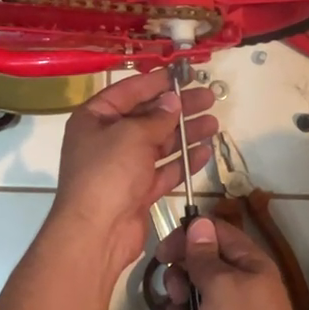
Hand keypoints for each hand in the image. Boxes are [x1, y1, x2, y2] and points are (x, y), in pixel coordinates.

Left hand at [50, 70, 216, 271]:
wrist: (96, 233)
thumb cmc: (108, 172)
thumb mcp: (132, 135)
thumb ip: (156, 117)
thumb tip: (172, 101)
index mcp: (94, 119)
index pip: (127, 92)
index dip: (155, 83)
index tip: (182, 76)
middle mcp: (106, 140)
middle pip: (146, 117)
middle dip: (178, 109)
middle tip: (208, 98)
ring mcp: (122, 168)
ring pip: (158, 144)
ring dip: (185, 134)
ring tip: (214, 123)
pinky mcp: (137, 192)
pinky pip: (163, 171)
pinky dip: (183, 162)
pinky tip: (205, 152)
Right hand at [159, 217, 308, 309]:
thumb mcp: (220, 287)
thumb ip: (204, 255)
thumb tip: (200, 223)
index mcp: (250, 264)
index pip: (215, 232)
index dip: (187, 237)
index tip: (163, 253)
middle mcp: (244, 287)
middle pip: (200, 268)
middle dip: (181, 283)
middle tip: (179, 298)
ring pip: (194, 303)